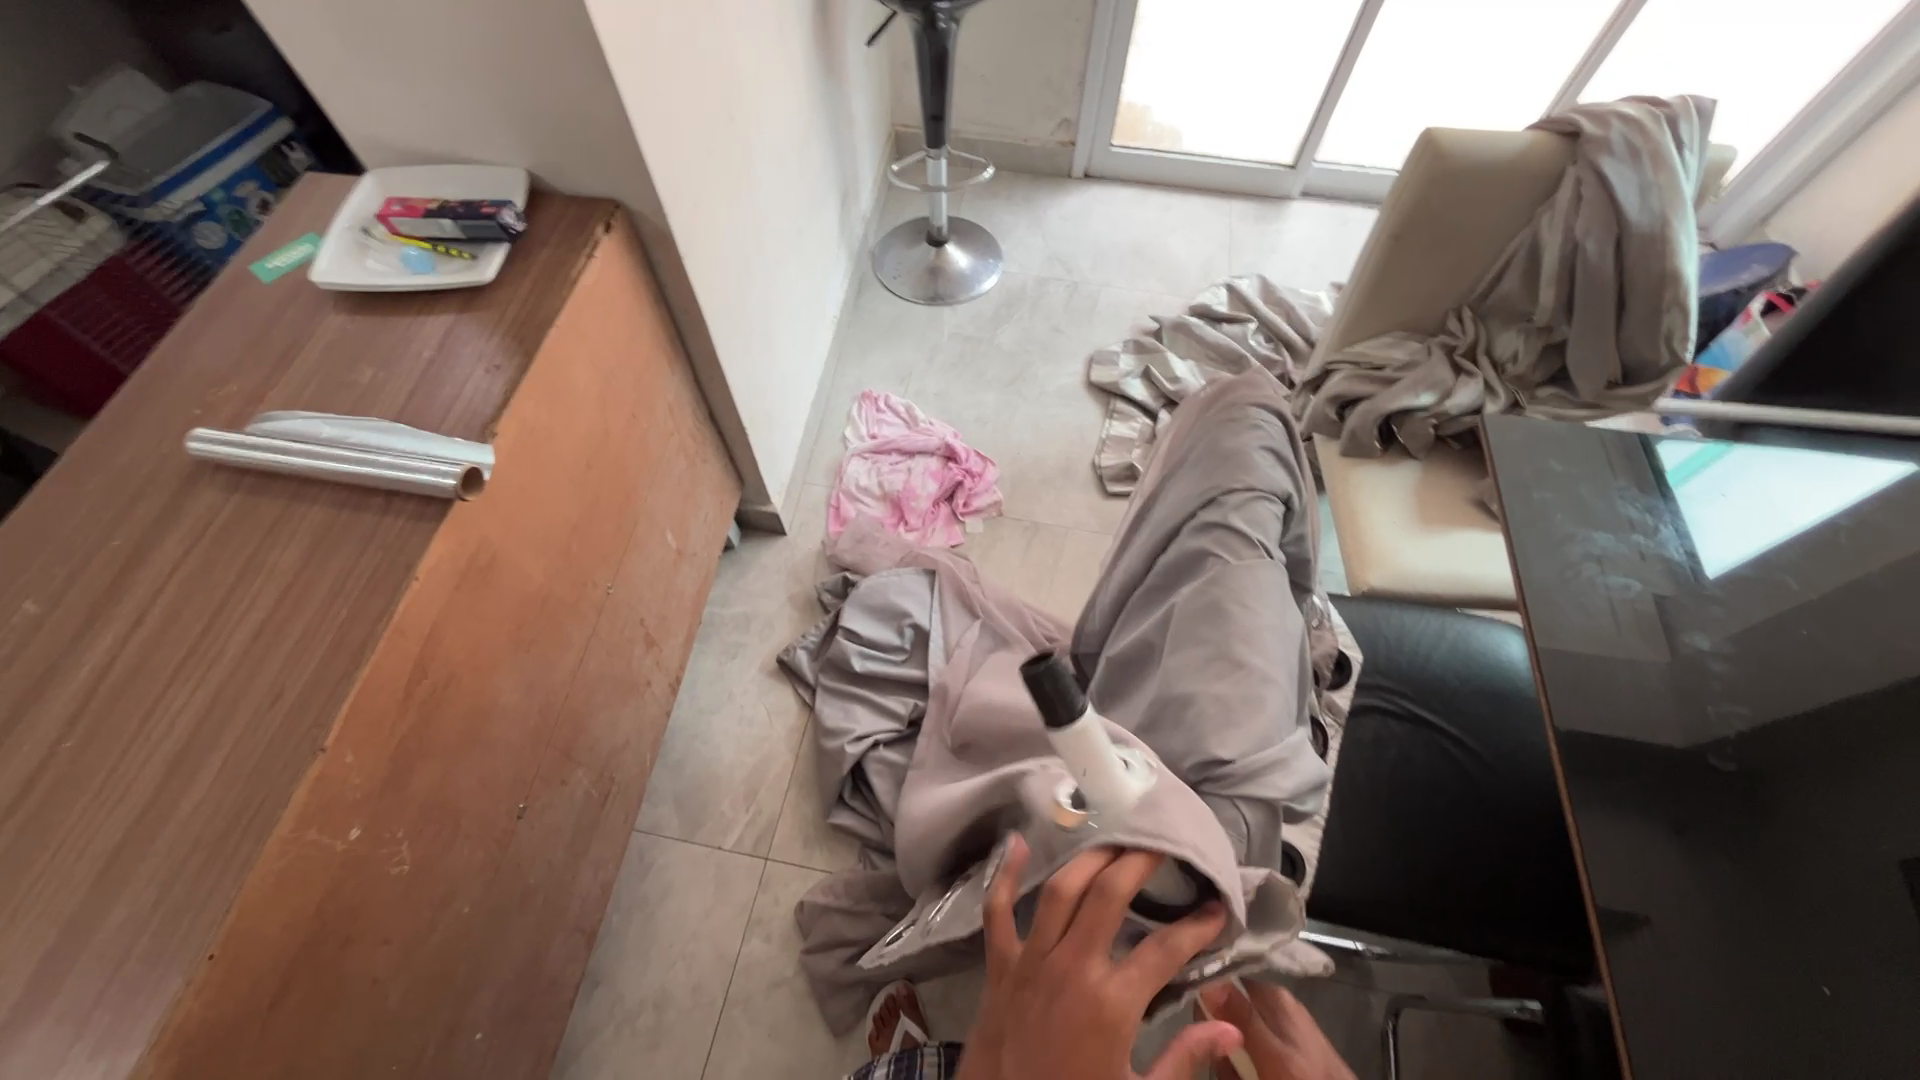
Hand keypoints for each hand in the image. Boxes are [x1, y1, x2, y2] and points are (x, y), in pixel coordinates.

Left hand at [955, 835, 1240, 1079]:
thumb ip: (1183, 1060)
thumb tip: (1227, 1028)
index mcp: (1112, 1004)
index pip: (1166, 950)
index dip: (1197, 927)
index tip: (1217, 908)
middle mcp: (1071, 968)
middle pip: (1108, 895)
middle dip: (1138, 861)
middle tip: (1161, 841)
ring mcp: (1031, 961)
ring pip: (1060, 891)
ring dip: (1087, 858)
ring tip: (1112, 835)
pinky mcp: (999, 965)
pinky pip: (998, 911)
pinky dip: (1005, 875)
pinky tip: (1019, 843)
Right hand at [1197, 980, 1355, 1079]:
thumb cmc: (1308, 1079)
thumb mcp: (1272, 1053)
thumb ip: (1241, 1016)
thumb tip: (1207, 978)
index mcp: (1271, 994)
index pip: (1224, 979)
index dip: (1207, 998)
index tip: (1198, 1022)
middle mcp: (1274, 1002)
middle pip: (1229, 1007)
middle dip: (1219, 1033)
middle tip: (1221, 1058)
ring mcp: (1280, 1025)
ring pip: (1238, 1031)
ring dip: (1230, 1054)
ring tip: (1237, 1072)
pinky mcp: (1284, 1045)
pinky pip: (1251, 1048)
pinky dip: (1245, 1065)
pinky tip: (1248, 1076)